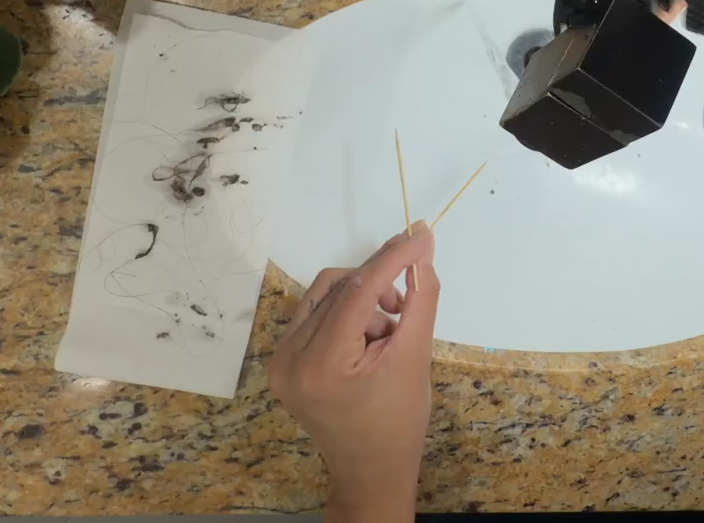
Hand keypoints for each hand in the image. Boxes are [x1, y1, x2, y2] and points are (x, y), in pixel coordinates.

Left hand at [269, 227, 440, 522]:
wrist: (371, 471)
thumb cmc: (399, 421)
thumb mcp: (416, 356)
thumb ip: (421, 296)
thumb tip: (422, 245)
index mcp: (321, 364)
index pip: (357, 290)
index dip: (392, 257)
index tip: (421, 233)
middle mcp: (289, 358)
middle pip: (341, 287)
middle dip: (381, 282)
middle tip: (410, 296)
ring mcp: (281, 359)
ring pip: (328, 293)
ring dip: (365, 295)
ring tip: (391, 326)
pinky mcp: (285, 359)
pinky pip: (318, 310)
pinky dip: (348, 308)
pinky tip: (371, 333)